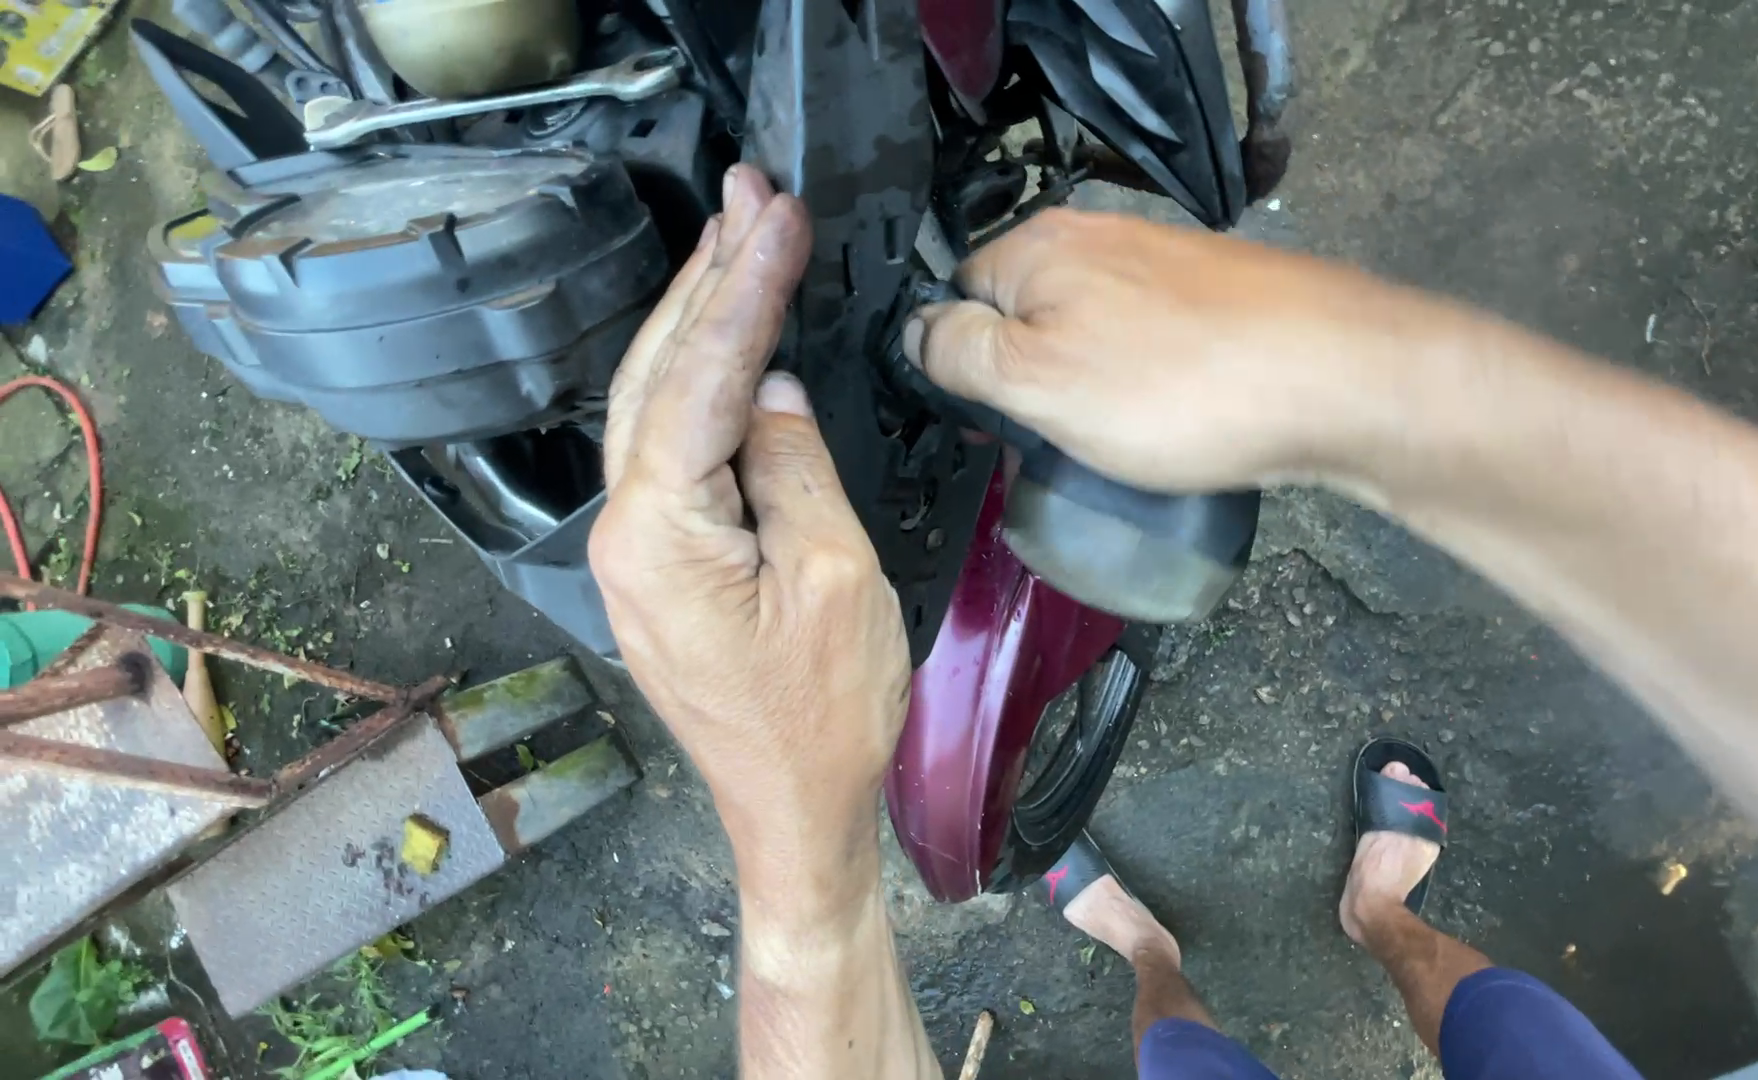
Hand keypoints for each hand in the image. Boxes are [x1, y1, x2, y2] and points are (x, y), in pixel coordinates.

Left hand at [589, 166, 909, 867]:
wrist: (797, 808)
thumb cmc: (826, 713)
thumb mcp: (835, 576)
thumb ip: (793, 468)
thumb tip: (769, 390)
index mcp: (661, 533)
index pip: (702, 379)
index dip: (747, 290)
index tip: (780, 218)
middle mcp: (624, 533)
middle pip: (659, 376)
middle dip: (706, 280)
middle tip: (746, 199)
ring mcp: (637, 551)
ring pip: (659, 409)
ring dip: (698, 324)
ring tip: (737, 247)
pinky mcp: (664, 565)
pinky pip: (676, 454)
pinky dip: (701, 390)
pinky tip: (724, 352)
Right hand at [904, 209, 1470, 492]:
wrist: (1336, 384)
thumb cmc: (1173, 390)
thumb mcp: (1036, 382)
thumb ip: (958, 353)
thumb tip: (913, 331)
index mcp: (1038, 247)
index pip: (955, 298)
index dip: (958, 366)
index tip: (984, 424)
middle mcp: (1095, 238)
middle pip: (1020, 316)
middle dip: (1019, 382)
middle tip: (1045, 444)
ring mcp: (1157, 265)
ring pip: (1079, 335)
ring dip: (1075, 388)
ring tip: (1103, 441)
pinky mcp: (1206, 298)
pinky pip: (1135, 344)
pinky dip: (1130, 382)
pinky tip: (1156, 418)